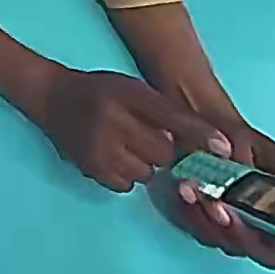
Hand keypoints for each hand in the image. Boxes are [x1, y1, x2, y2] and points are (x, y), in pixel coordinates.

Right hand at [29, 68, 231, 191]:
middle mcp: (112, 122)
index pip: (172, 118)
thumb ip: (165, 111)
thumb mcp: (132, 88)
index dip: (200, 135)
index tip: (224, 149)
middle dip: (162, 150)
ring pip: (145, 173)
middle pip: (162, 153)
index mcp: (125, 96)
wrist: (51, 96)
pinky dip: (126, 175)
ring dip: (144, 164)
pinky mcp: (89, 168)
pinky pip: (126, 184)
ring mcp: (98, 148)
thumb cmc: (98, 90)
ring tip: (127, 146)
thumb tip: (205, 143)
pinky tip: (114, 156)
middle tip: (147, 137)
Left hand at [167, 121, 274, 268]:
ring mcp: (216, 223)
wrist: (199, 121)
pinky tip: (186, 188)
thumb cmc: (233, 140)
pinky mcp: (189, 213)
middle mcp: (246, 227)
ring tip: (203, 194)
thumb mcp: (264, 152)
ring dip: (208, 217)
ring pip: (215, 237)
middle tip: (230, 211)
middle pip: (249, 248)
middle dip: (239, 231)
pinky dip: (186, 206)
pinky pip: (188, 220)